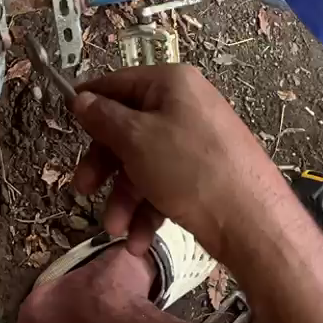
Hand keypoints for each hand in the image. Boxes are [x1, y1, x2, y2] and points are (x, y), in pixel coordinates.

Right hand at [70, 65, 289, 259]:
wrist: (256, 223)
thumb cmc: (189, 169)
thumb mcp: (136, 140)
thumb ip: (103, 118)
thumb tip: (81, 99)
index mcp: (170, 83)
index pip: (117, 83)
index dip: (89, 103)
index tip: (66, 122)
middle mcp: (184, 105)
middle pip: (128, 128)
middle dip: (105, 165)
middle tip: (83, 190)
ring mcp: (197, 140)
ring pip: (145, 161)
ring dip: (125, 196)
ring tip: (115, 230)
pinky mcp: (206, 174)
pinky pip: (166, 181)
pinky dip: (149, 208)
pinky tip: (137, 239)